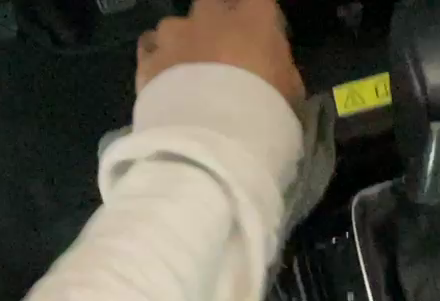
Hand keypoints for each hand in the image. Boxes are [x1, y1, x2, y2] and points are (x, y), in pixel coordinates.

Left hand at [136, 0, 305, 107]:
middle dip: (216, 26)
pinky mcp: (149, 62)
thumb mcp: (291, 100)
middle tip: (221, 58)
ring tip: (186, 77)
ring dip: (183, 45)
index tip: (261, 42)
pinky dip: (157, 62)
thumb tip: (276, 73)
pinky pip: (150, 50)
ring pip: (176, 27)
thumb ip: (281, 76)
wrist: (211, 148)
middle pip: (212, 5)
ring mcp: (175, 36)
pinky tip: (162, 83)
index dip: (258, 19)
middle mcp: (210, 17)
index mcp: (253, 20)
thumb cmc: (262, 121)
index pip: (258, 0)